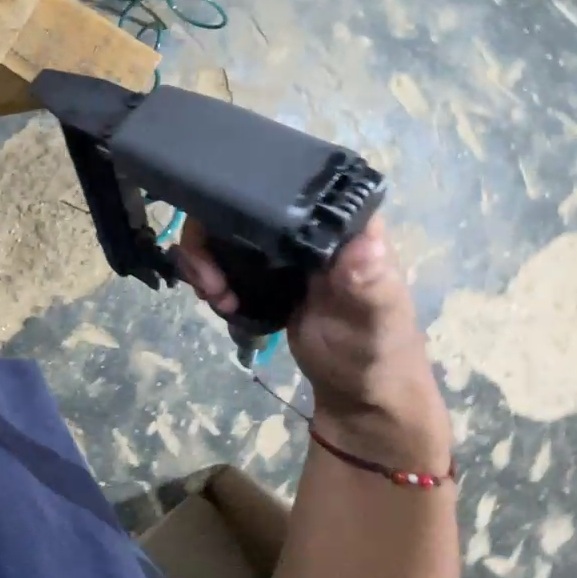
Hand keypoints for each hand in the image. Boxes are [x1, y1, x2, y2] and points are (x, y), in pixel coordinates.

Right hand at [176, 218, 451, 466]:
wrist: (357, 395)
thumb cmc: (374, 355)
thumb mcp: (372, 321)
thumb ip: (367, 284)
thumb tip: (366, 245)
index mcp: (340, 224)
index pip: (284, 182)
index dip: (245, 194)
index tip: (223, 231)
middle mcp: (305, 226)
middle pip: (237, 205)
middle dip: (209, 239)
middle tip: (211, 283)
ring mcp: (279, 248)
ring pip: (219, 230)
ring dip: (202, 260)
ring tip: (216, 297)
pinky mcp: (259, 268)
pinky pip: (216, 254)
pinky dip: (204, 272)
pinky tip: (216, 298)